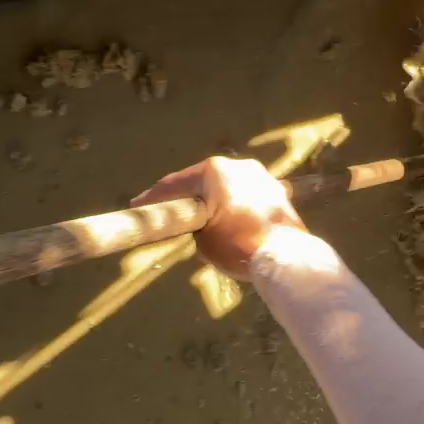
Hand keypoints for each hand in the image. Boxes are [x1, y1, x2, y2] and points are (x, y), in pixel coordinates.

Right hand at [132, 157, 305, 277]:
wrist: (285, 258)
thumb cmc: (238, 246)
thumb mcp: (203, 241)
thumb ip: (195, 226)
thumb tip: (201, 226)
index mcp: (215, 171)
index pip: (175, 184)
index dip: (154, 197)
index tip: (139, 205)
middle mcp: (239, 166)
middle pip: (206, 182)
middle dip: (191, 197)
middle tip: (174, 209)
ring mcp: (263, 177)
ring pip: (231, 188)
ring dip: (219, 200)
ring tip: (208, 216)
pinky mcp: (280, 193)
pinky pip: (252, 198)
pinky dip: (241, 207)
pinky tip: (238, 216)